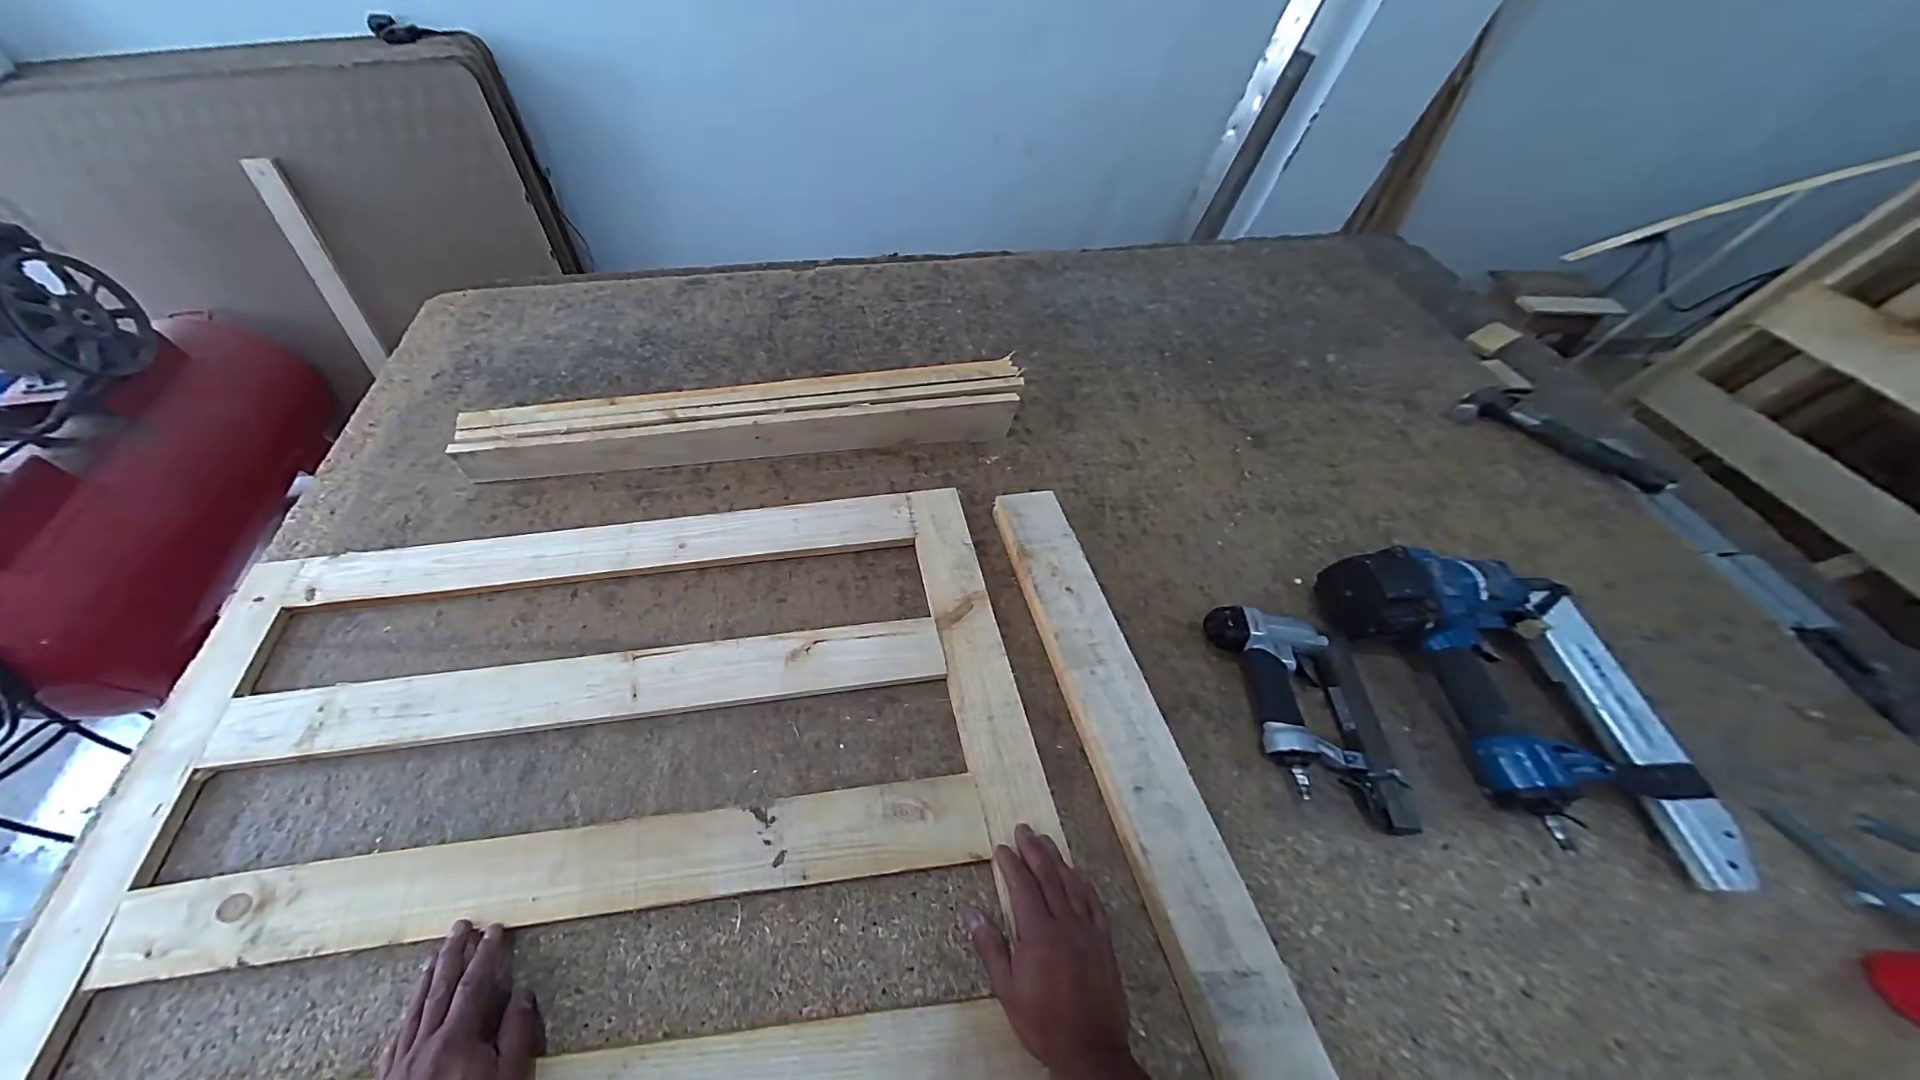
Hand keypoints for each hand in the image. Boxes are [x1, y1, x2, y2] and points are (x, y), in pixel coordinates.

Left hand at [377, 921, 544, 1079]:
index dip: (486, 953)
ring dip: (428, 979)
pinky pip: (395, 1040)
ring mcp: (401, 1065)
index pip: (474, 984)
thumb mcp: (511, 1076)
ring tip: (436, 955)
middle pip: (440, 990)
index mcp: (456, 1039)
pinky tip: (408, 1011)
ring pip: (414, 1011)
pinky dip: (406, 1018)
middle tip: (461, 925)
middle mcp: (424, 1045)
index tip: (496, 928)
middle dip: (453, 954)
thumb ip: (517, 1033)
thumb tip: (522, 993)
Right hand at [966, 824, 1145, 1079]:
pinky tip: (1076, 872)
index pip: (1022, 886)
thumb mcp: (1007, 990)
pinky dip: (1083, 882)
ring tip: (1045, 840)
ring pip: (1071, 883)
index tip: (1001, 848)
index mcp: (1038, 933)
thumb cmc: (1042, 1022)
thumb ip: (991, 947)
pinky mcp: (1104, 941)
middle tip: (1023, 829)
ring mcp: (1087, 930)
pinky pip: (1093, 902)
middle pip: (1047, 876)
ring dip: (1057, 859)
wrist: (1091, 1050)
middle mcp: (1064, 923)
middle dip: (1033, 849)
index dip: (1011, 864)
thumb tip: (972, 913)